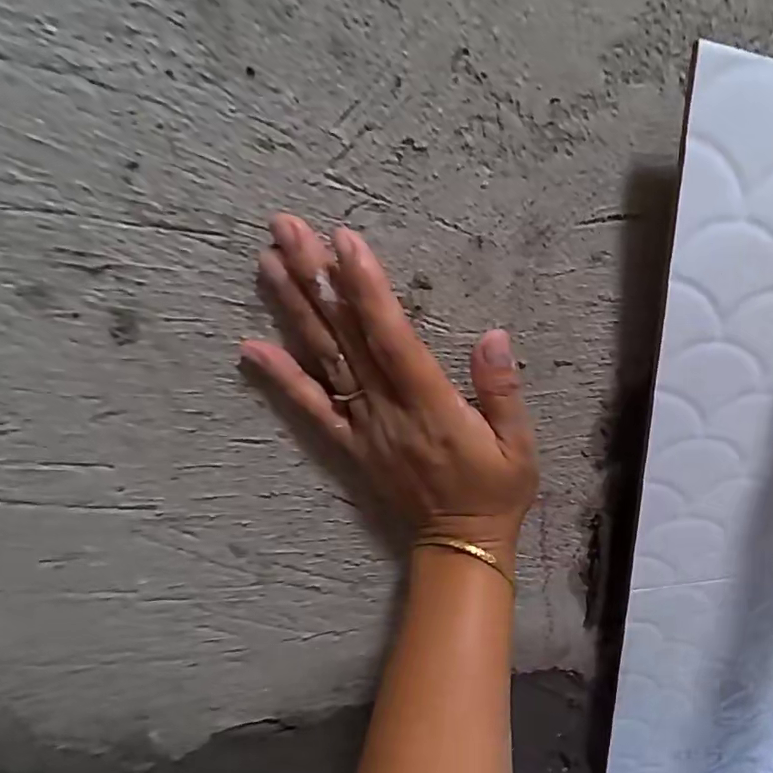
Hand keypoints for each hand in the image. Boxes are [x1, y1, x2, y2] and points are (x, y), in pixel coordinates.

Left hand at [240, 214, 537, 569]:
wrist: (462, 544)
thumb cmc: (499, 491)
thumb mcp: (520, 444)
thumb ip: (502, 391)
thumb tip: (493, 336)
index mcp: (432, 407)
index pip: (393, 339)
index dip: (367, 290)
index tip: (345, 242)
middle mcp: (388, 412)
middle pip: (347, 339)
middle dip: (318, 280)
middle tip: (287, 229)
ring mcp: (364, 430)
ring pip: (325, 363)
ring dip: (296, 311)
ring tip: (269, 262)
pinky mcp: (351, 448)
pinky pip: (312, 411)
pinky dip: (281, 378)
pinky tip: (253, 345)